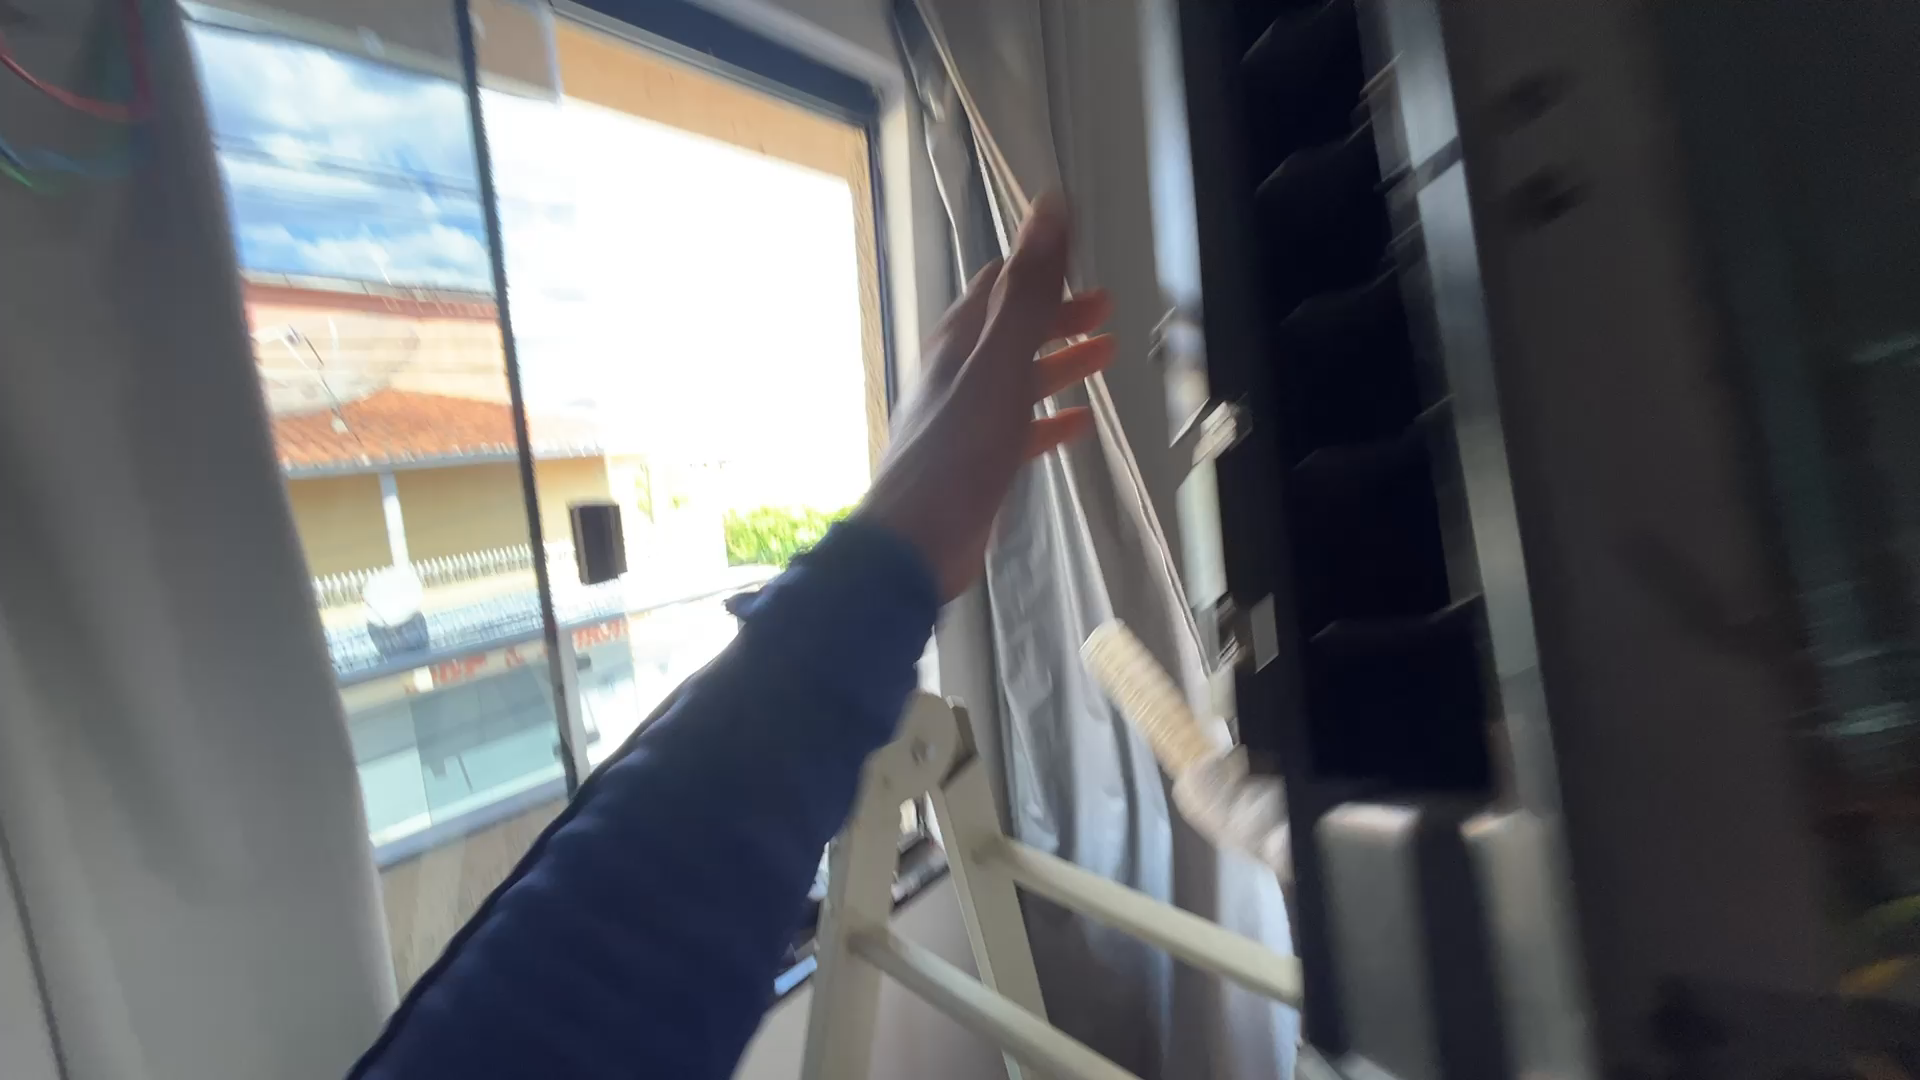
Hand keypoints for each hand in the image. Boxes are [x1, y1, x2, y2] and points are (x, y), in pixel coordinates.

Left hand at [857, 193, 1114, 600]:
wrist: (917, 541)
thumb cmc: (959, 450)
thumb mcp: (998, 363)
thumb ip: (1026, 292)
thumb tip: (1048, 208)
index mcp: (957, 344)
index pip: (997, 288)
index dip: (1038, 272)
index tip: (1082, 270)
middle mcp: (957, 376)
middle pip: (1012, 332)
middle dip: (1058, 319)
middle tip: (1106, 315)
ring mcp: (966, 421)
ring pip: (1019, 380)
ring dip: (1059, 365)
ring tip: (1105, 356)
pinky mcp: (977, 463)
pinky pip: (1019, 431)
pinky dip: (1048, 421)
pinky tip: (1077, 426)